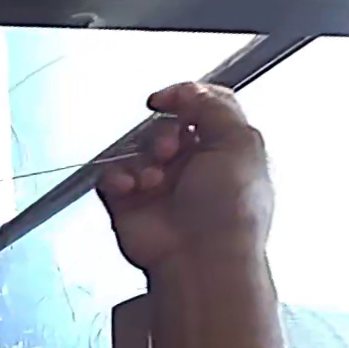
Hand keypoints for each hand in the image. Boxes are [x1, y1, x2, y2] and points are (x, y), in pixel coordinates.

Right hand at [97, 82, 273, 273]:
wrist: (200, 256)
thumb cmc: (230, 209)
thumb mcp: (239, 140)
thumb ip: (213, 105)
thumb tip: (183, 91)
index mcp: (220, 150)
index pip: (196, 111)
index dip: (181, 99)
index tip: (164, 100)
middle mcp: (187, 168)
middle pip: (161, 130)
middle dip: (161, 136)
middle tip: (168, 152)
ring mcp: (154, 188)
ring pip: (134, 152)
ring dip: (142, 160)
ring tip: (152, 180)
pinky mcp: (126, 206)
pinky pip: (109, 179)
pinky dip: (115, 178)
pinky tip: (130, 187)